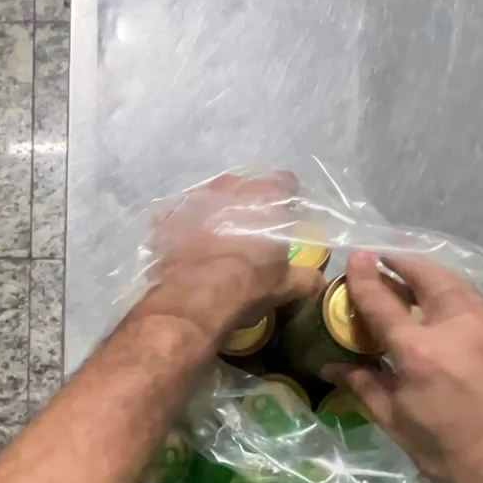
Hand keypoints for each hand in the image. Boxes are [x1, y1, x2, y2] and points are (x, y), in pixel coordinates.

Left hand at [134, 172, 324, 339]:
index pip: (285, 183)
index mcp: (266, 196)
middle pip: (243, 187)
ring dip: (212, 213)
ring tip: (213, 238)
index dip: (286, 200)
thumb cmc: (247, 285)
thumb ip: (304, 278)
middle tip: (247, 230)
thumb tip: (317, 280)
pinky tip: (183, 245)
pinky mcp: (164, 219)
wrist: (193, 299)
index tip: (285, 218)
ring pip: (207, 199)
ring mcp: (193, 200)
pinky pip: (174, 216)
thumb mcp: (284, 286)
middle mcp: (229, 188)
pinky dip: (180, 227)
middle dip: (245, 204)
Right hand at [324, 250, 482, 482]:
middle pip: (432, 278)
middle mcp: (461, 329)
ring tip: (423, 283)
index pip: (384, 302)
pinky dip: (467, 314)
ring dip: (439, 282)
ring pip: (465, 291)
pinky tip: (461, 330)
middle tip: (390, 258)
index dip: (366, 277)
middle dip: (408, 263)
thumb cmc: (448, 456)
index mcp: (420, 352)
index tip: (356, 256)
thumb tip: (332, 366)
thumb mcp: (397, 423)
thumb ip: (365, 385)